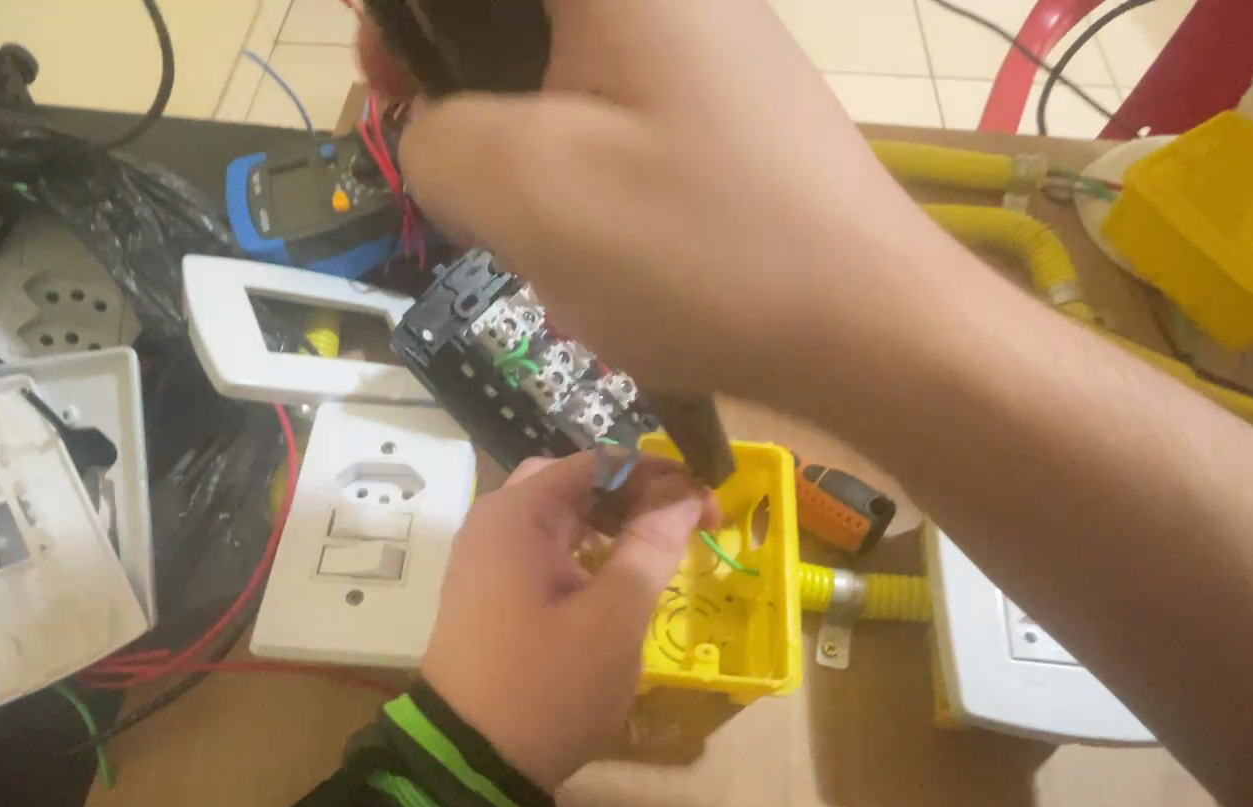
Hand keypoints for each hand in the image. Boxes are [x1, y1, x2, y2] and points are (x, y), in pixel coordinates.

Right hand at [365, 0, 964, 405]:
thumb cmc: (697, 253)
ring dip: (522, 151)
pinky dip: (577, 181)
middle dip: (462, 88)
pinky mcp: (718, 122)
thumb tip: (430, 131)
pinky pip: (613, 129)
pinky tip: (590, 251)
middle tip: (452, 175)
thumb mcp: (529, 192)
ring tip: (533, 238)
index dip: (411, 22)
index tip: (390, 81)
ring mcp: (701, 55)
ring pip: (561, 81)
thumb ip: (437, 138)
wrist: (861, 331)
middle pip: (518, 24)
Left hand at [421, 453, 719, 789]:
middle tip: (680, 523)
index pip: (598, 463)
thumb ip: (651, 546)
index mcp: (517, 515)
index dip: (659, 476)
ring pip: (556, 519)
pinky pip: (540, 552)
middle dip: (632, 496)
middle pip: (573, 484)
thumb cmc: (548, 686)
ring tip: (655, 549)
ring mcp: (485, 560)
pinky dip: (582, 554)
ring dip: (608, 525)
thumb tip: (685, 495)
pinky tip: (612, 580)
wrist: (473, 765)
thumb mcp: (613, 617)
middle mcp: (493, 524)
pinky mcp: (488, 592)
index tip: (708, 505)